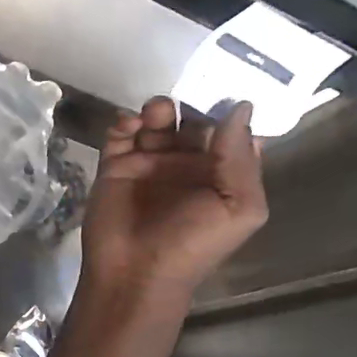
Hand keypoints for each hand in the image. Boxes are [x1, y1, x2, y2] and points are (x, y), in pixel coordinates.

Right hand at [80, 97, 267, 311]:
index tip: (230, 83)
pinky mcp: (115, 167)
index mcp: (221, 173)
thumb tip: (240, 106)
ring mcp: (149, 165)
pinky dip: (125, 123)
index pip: (230, 130)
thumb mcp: (239, 208)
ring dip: (158, 110)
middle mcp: (186, 165)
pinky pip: (120, 135)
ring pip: (156, 123)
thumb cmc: (193, 245)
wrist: (136, 273)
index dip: (231, 108)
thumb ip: (242, 158)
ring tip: (154, 114)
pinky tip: (130, 126)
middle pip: (192, 120)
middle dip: (192, 104)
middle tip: (187, 94)